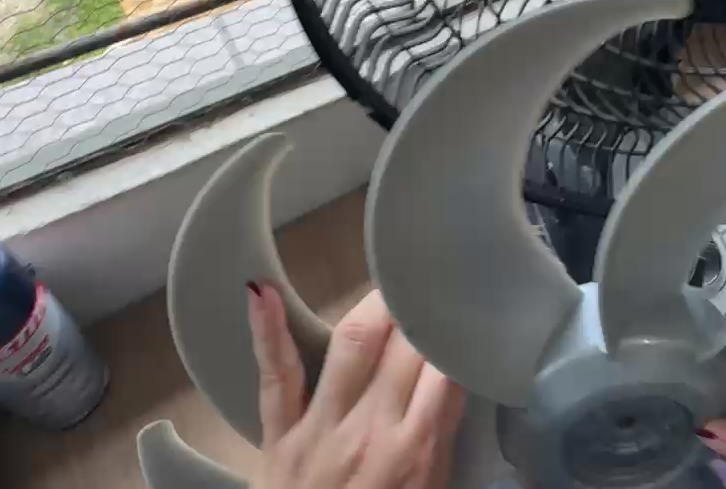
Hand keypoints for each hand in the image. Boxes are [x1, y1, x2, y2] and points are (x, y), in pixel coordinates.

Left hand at [246, 284, 465, 488]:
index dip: (456, 328)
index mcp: (415, 452)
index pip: (445, 366)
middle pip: (406, 345)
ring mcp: (320, 428)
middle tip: (434, 276)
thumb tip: (458, 372)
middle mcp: (371, 430)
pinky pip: (275, 375)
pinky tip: (260, 289)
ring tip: (393, 274)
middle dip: (423, 305)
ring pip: (353, 343)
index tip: (465, 300)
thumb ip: (444, 436)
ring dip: (376, 304)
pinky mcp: (278, 433)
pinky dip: (266, 330)